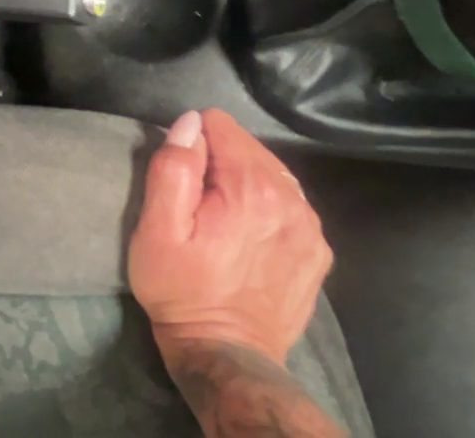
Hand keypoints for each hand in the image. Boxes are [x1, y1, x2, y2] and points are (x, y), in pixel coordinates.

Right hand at [128, 109, 332, 365]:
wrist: (223, 353)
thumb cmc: (179, 286)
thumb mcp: (157, 226)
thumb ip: (174, 167)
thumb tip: (189, 123)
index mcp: (252, 189)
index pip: (221, 126)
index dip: (191, 143)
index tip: (179, 176)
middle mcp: (292, 201)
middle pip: (249, 147)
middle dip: (218, 160)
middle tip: (194, 200)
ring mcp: (311, 230)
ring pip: (272, 174)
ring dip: (242, 181)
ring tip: (218, 215)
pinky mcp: (317, 253)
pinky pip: (289, 204)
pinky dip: (265, 205)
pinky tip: (246, 232)